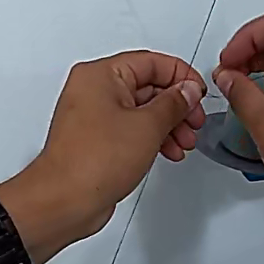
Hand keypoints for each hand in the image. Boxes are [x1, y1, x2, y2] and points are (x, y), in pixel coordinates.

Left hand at [0, 50, 205, 262]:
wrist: (65, 200)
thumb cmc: (91, 162)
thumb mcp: (147, 126)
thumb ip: (173, 104)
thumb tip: (187, 91)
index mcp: (101, 75)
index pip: (152, 63)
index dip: (181, 76)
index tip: (198, 94)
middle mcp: (93, 91)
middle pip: (148, 86)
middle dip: (176, 106)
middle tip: (193, 121)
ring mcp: (93, 116)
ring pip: (141, 111)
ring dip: (168, 125)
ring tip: (183, 141)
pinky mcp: (96, 140)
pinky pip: (130, 130)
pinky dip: (152, 138)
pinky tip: (167, 151)